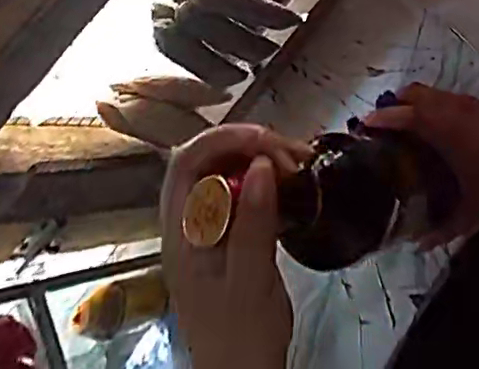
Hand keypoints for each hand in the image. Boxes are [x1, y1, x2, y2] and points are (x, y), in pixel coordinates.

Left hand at [160, 124, 311, 368]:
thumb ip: (252, 224)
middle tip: (289, 153)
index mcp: (181, 232)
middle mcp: (191, 222)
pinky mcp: (233, 231)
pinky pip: (246, 188)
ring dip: (262, 157)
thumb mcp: (249, 283)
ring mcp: (211, 226)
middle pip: (209, 159)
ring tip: (297, 162)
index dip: (222, 139)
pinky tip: (293, 181)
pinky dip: (269, 177)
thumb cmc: (241, 340)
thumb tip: (262, 163)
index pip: (187, 163)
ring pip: (229, 170)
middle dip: (248, 144)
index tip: (264, 139)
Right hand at [362, 84, 478, 241]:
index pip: (400, 115)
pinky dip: (433, 105)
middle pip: (411, 93)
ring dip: (414, 103)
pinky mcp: (478, 100)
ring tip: (408, 126)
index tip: (363, 126)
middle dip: (394, 104)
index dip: (379, 119)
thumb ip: (445, 227)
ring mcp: (464, 100)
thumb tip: (420, 245)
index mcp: (439, 126)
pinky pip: (445, 97)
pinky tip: (438, 128)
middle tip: (385, 125)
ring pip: (429, 92)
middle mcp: (447, 107)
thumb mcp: (473, 208)